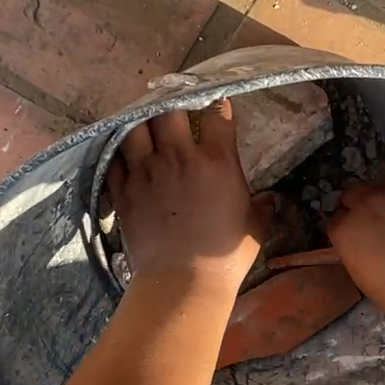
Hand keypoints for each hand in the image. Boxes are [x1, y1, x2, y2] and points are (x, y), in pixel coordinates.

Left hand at [107, 100, 263, 290]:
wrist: (183, 281)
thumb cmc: (227, 256)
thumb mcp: (255, 226)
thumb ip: (260, 206)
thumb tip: (270, 201)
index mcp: (217, 161)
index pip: (216, 113)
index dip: (217, 102)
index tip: (216, 104)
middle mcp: (180, 157)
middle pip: (169, 109)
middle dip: (172, 103)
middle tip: (174, 106)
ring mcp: (147, 171)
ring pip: (135, 126)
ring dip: (142, 122)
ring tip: (145, 124)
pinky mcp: (123, 190)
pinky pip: (114, 157)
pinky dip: (118, 151)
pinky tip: (124, 153)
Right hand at [326, 166, 384, 326]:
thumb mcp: (372, 286)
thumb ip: (363, 258)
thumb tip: (371, 252)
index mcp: (347, 231)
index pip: (336, 221)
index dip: (348, 231)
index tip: (360, 241)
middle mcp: (368, 202)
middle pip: (355, 192)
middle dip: (364, 206)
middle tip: (382, 225)